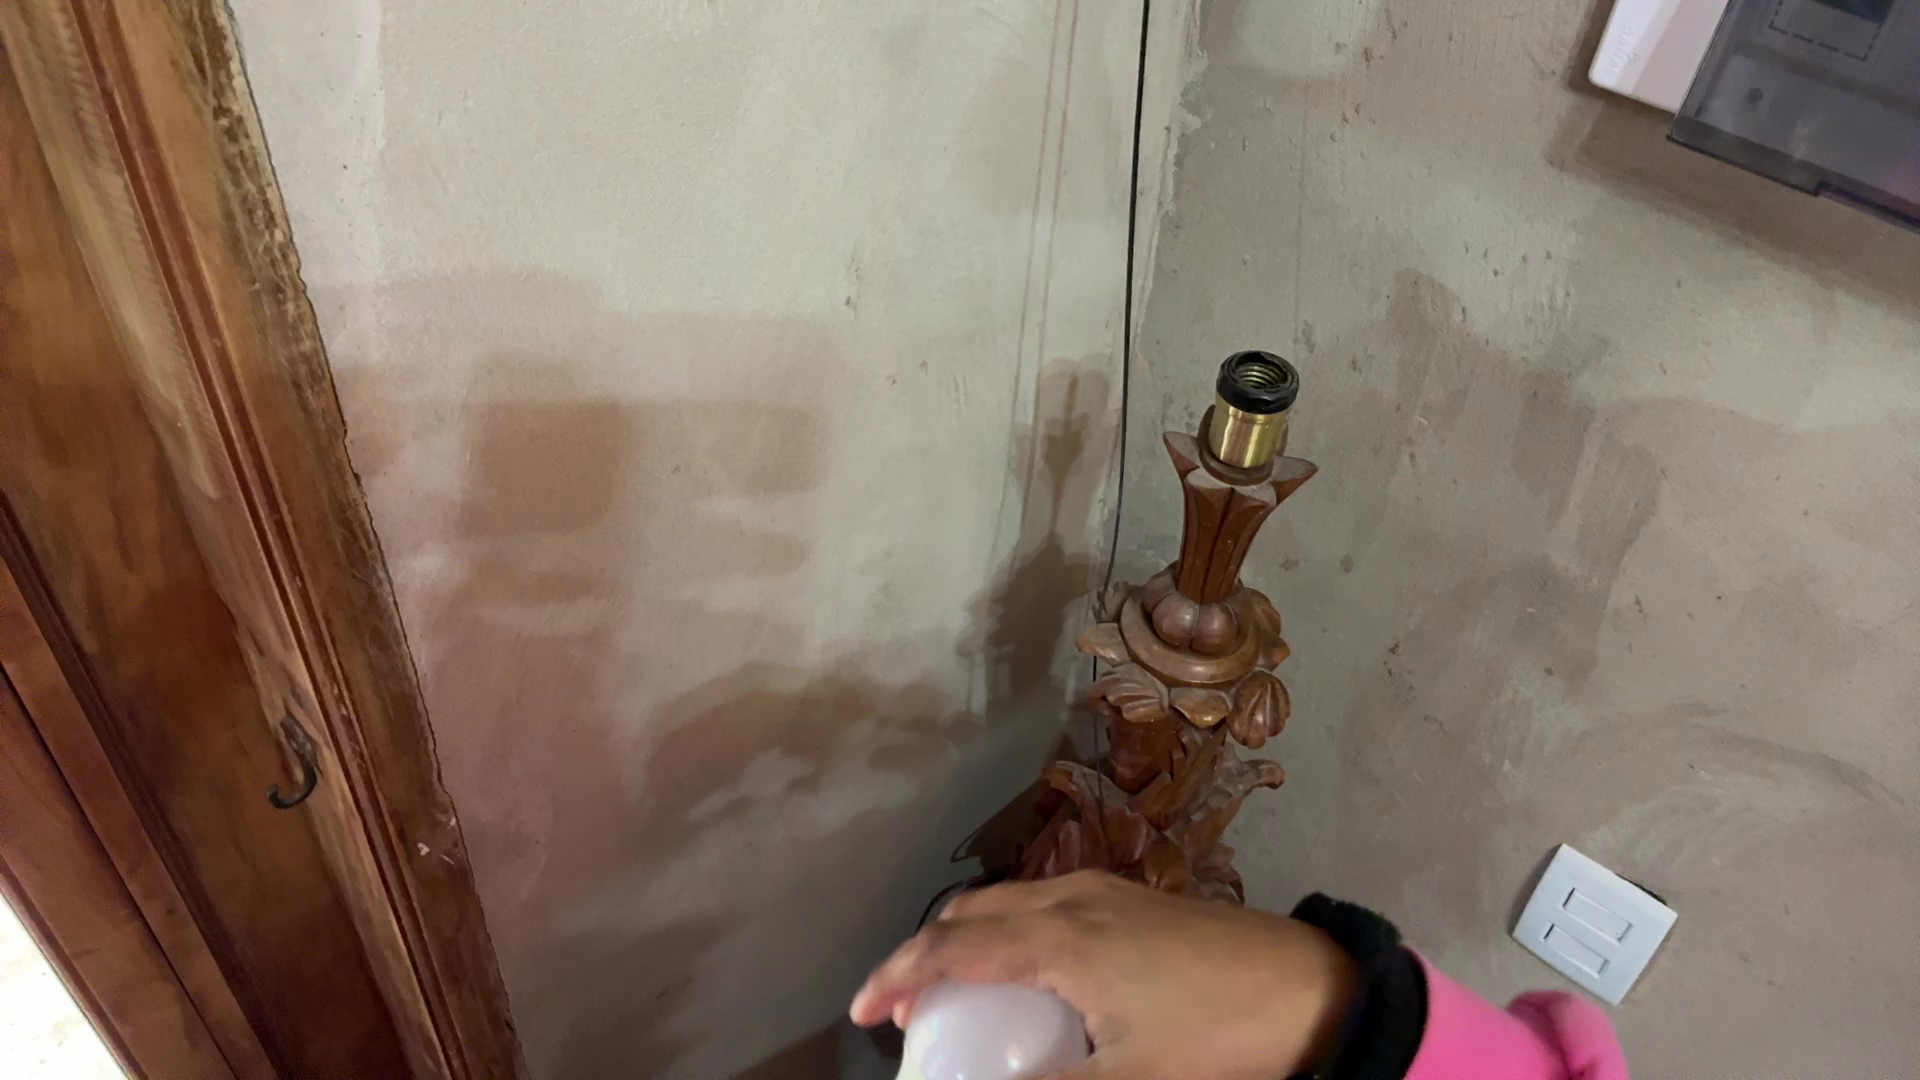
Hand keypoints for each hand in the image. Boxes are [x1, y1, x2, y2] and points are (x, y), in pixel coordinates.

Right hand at [851, 870, 1359, 1079]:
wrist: (1304, 983)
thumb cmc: (1212, 1031)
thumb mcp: (1132, 1079)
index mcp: (1059, 935)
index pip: (955, 946)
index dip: (900, 973)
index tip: (863, 1010)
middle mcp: (1068, 897)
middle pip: (971, 912)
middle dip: (924, 952)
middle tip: (903, 1007)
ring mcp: (1098, 889)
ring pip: (1005, 900)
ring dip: (964, 938)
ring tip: (950, 987)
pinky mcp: (1123, 896)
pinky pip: (1037, 901)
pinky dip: (1003, 929)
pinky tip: (1020, 966)